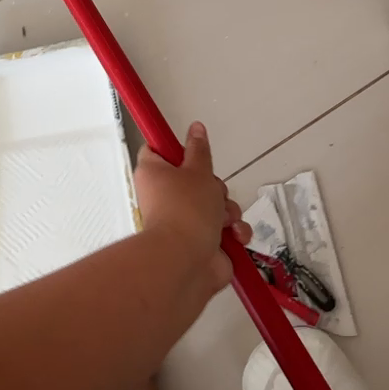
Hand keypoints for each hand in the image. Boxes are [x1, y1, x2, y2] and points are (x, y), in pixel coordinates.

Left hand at [134, 122, 249, 289]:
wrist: (187, 262)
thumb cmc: (186, 210)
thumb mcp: (197, 171)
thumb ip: (199, 150)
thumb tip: (195, 127)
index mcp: (153, 173)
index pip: (158, 150)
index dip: (176, 148)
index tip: (192, 150)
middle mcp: (164, 195)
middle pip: (194, 178)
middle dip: (214, 186)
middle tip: (213, 192)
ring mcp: (183, 220)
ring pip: (213, 203)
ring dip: (227, 210)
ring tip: (224, 219)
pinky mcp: (201, 241)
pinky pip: (223, 229)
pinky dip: (233, 232)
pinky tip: (235, 235)